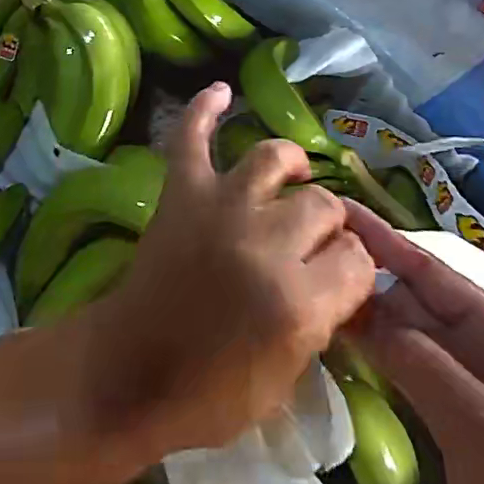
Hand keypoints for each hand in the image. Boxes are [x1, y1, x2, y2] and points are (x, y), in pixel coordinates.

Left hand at [79, 83, 376, 456]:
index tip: (341, 276)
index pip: (358, 261)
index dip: (354, 269)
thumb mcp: (286, 376)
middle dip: (327, 225)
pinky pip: (192, 137)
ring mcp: (220, 209)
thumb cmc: (208, 394)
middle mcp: (265, 242)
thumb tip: (339, 271)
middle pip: (323, 206)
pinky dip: (203, 109)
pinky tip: (221, 90)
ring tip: (292, 175)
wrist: (126, 375)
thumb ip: (322, 317)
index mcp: (298, 300)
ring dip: (290, 164)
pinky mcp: (182, 194)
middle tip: (310, 243)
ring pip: (274, 159)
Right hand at [344, 202, 483, 483]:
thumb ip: (421, 362)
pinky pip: (422, 377)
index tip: (340, 210)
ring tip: (325, 294)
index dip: (387, 241)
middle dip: (374, 277)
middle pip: (423, 303)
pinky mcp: (474, 427)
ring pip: (419, 339)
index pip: (436, 274)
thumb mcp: (483, 428)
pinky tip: (358, 352)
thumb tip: (363, 308)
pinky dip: (388, 359)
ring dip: (376, 317)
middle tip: (316, 258)